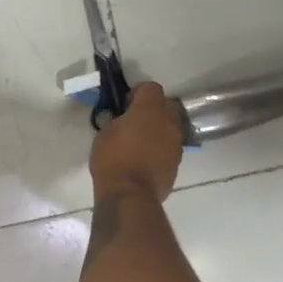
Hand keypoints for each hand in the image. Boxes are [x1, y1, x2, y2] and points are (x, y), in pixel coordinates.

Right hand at [89, 82, 183, 200]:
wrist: (130, 194)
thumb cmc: (112, 159)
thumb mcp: (104, 134)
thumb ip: (117, 121)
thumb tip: (122, 120)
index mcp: (148, 110)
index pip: (151, 87)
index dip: (138, 92)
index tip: (125, 104)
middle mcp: (168, 122)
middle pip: (167, 104)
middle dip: (153, 108)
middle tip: (135, 120)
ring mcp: (176, 142)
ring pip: (171, 125)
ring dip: (158, 128)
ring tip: (140, 141)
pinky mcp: (178, 160)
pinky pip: (170, 145)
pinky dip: (160, 146)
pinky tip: (145, 157)